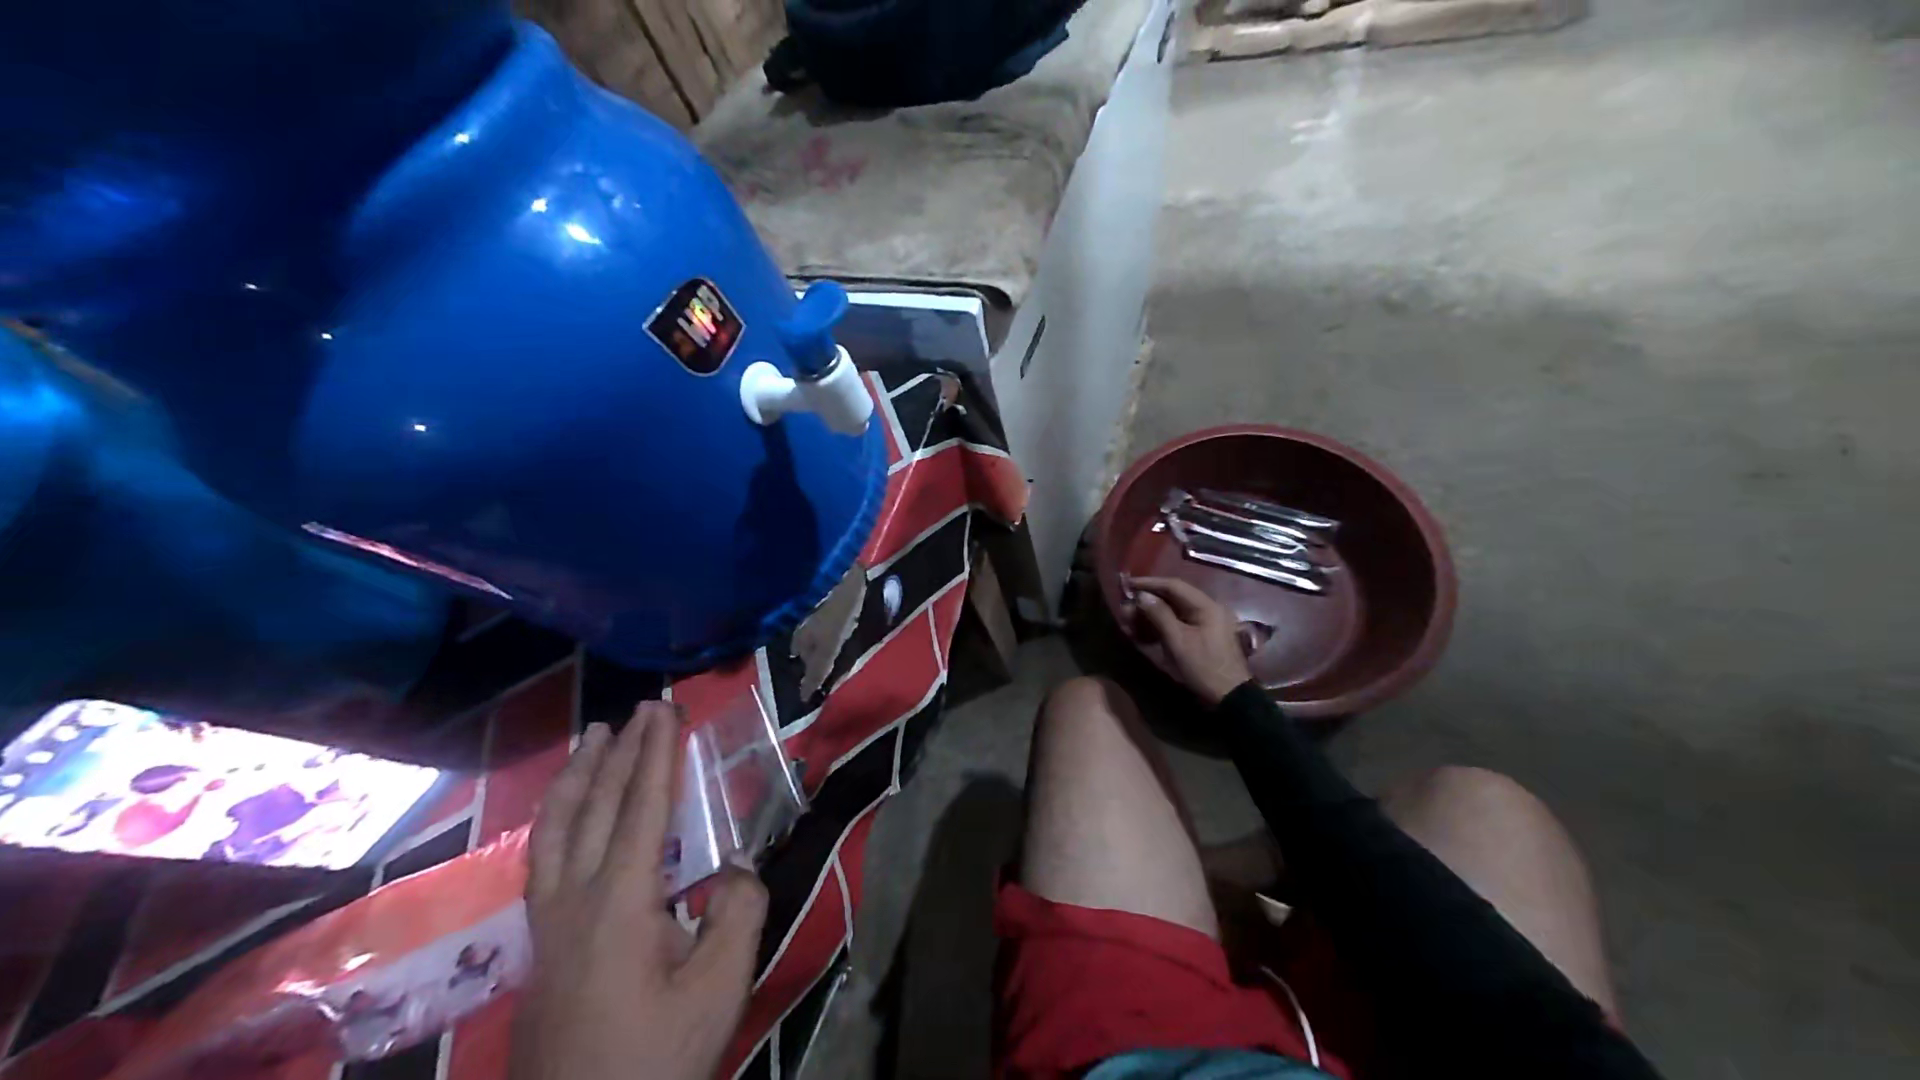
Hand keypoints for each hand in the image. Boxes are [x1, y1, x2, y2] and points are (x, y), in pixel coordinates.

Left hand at [511, 703, 767, 1079]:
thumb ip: (737, 914)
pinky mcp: (539, 947)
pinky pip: (543, 857)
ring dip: (576, 776)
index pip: (642, 807)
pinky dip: (554, 818)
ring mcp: (548, 923)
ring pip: (555, 829)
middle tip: (637, 709)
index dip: (656, 754)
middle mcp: (575, 898)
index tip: (665, 710)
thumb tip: (734, 867)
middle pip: (594, 806)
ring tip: (590, 738)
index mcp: (621, 901)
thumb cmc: (655, 1058)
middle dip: (619, 752)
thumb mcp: (718, 990)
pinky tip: (563, 816)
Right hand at [1125, 576, 1253, 706]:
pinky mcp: (1203, 636)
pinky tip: (1143, 632)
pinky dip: (1161, 626)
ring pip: (1174, 611)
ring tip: (1130, 621)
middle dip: (1148, 601)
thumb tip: (1141, 595)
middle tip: (1126, 607)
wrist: (1230, 697)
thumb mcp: (1178, 641)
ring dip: (1151, 615)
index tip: (1127, 584)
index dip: (1149, 583)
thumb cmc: (1203, 667)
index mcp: (1206, 606)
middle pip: (1173, 598)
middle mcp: (1208, 609)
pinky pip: (1179, 624)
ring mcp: (1207, 623)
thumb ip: (1159, 615)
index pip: (1174, 586)